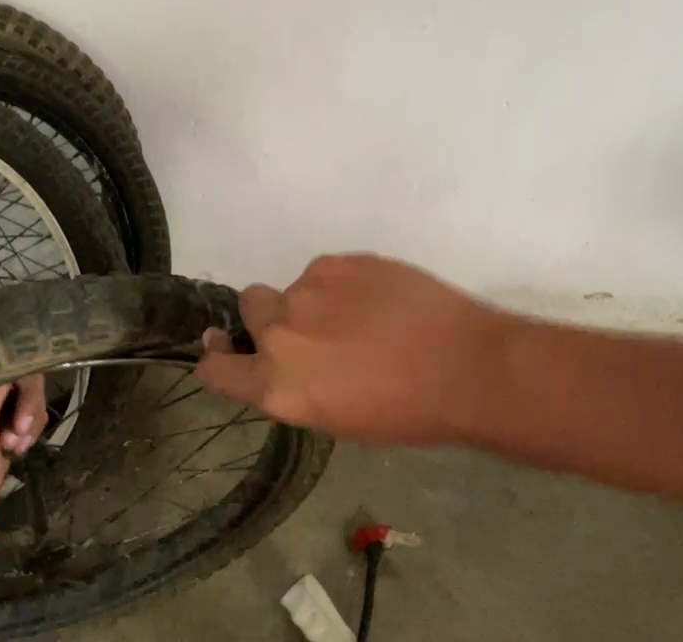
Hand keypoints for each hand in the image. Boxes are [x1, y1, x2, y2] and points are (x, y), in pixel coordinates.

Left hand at [0, 376, 46, 565]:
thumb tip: (12, 355)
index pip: (3, 366)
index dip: (21, 383)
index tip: (21, 411)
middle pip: (19, 384)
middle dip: (26, 408)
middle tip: (16, 437)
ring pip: (25, 406)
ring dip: (28, 424)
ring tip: (15, 449)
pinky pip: (24, 425)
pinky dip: (27, 435)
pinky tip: (19, 453)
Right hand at [196, 254, 517, 443]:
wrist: (467, 367)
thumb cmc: (407, 412)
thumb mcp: (337, 419)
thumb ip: (294, 388)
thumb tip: (277, 364)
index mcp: (277, 386)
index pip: (216, 368)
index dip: (217, 358)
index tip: (224, 350)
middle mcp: (279, 334)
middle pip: (249, 307)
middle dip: (270, 316)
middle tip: (313, 330)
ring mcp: (306, 291)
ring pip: (292, 286)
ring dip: (313, 301)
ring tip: (363, 317)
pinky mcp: (336, 262)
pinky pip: (325, 272)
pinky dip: (343, 285)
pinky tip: (380, 301)